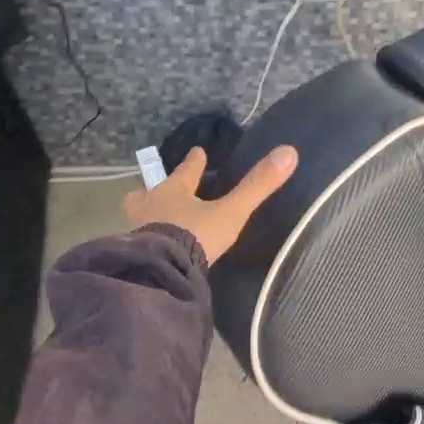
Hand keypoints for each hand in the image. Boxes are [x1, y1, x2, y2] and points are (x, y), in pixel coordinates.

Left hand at [124, 145, 298, 262]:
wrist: (161, 272)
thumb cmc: (195, 235)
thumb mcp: (230, 212)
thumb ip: (257, 186)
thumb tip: (288, 152)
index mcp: (173, 192)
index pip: (185, 171)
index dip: (193, 162)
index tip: (197, 151)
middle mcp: (151, 207)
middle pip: (146, 193)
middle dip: (152, 191)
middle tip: (155, 191)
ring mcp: (138, 232)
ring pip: (139, 217)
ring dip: (147, 216)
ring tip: (156, 222)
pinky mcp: (135, 255)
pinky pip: (139, 243)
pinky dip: (147, 241)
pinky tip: (157, 250)